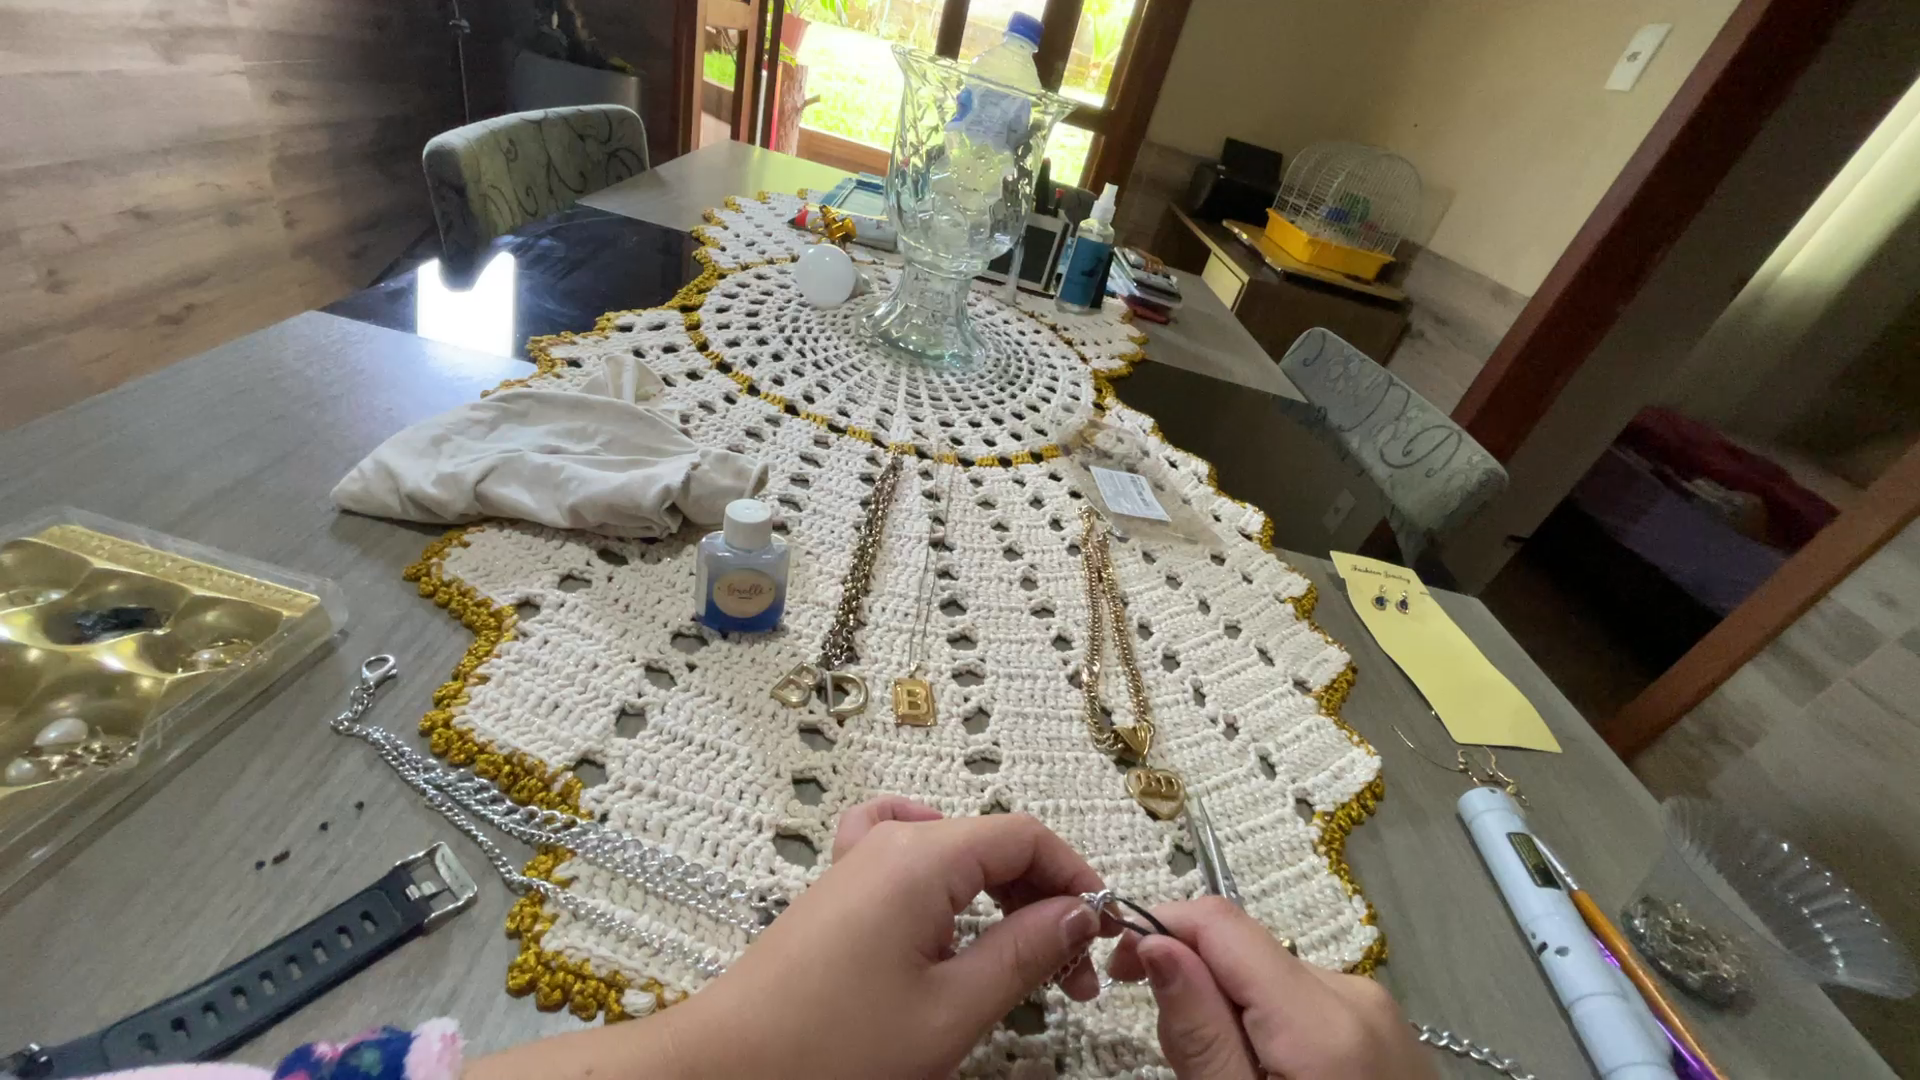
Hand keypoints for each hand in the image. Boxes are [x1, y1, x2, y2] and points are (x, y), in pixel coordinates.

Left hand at [667, 796, 1108, 1076]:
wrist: (727, 1067)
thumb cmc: (836, 1047)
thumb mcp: (950, 1009)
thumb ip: (1024, 951)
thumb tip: (1080, 913)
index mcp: (923, 855)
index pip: (1024, 834)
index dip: (1073, 873)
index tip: (1100, 928)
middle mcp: (893, 839)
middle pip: (993, 841)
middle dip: (1041, 896)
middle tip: (1071, 969)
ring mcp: (863, 856)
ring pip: (956, 850)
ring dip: (1000, 894)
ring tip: (1024, 955)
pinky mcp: (844, 883)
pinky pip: (904, 848)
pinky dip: (942, 867)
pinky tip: (947, 894)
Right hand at [1108, 897, 1434, 1079]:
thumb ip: (1199, 1033)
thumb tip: (1153, 942)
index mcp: (1322, 1019)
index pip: (1220, 921)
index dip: (1158, 926)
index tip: (1119, 970)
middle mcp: (1355, 993)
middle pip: (1241, 950)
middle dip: (1195, 986)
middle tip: (1183, 1063)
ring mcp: (1379, 1010)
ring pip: (1267, 976)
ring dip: (1230, 1010)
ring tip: (1232, 1077)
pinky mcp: (1386, 1030)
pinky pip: (1302, 1000)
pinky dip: (1268, 1025)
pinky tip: (1272, 1077)